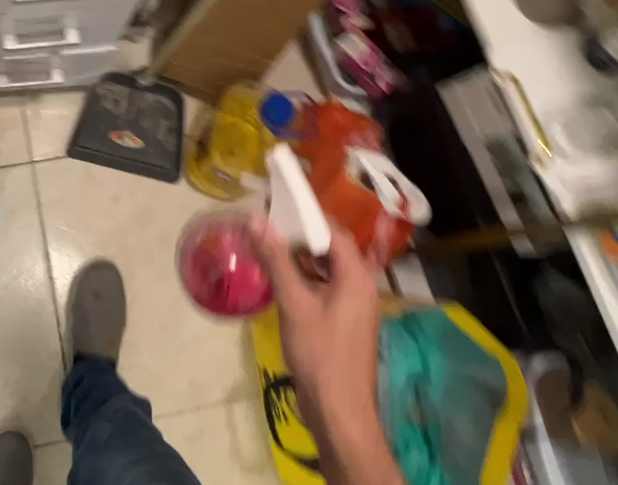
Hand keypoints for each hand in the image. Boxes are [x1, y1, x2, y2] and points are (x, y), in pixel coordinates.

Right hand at [249, 217, 398, 484]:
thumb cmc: (321, 356)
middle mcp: (361, 284)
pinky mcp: (344, 320)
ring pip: (326, 265)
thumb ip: (277, 260)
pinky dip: (304, 275)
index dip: (303, 213)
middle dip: (299, 231)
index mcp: (356, 275)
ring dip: (299, 254)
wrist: (340, 414)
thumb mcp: (294, 304)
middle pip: (330, 245)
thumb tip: (256, 218)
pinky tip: (280, 277)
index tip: (273, 203)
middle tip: (266, 222)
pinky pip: (325, 284)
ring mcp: (354, 304)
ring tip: (268, 245)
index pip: (331, 228)